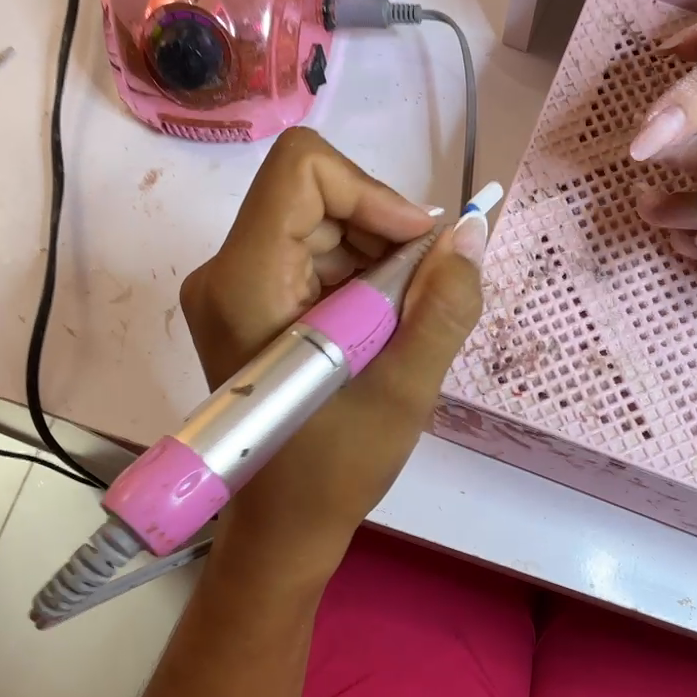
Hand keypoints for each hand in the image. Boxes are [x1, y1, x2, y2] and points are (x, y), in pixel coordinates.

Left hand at [179, 129, 484, 581]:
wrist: (283, 527)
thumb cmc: (335, 470)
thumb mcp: (405, 390)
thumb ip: (443, 306)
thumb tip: (471, 232)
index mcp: (248, 283)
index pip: (303, 169)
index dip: (372, 192)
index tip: (418, 246)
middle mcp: (225, 272)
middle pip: (315, 195)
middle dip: (382, 233)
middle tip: (422, 295)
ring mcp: (231, 288)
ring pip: (319, 223)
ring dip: (376, 260)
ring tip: (400, 325)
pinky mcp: (246, 305)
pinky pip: (311, 256)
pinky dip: (358, 279)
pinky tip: (377, 331)